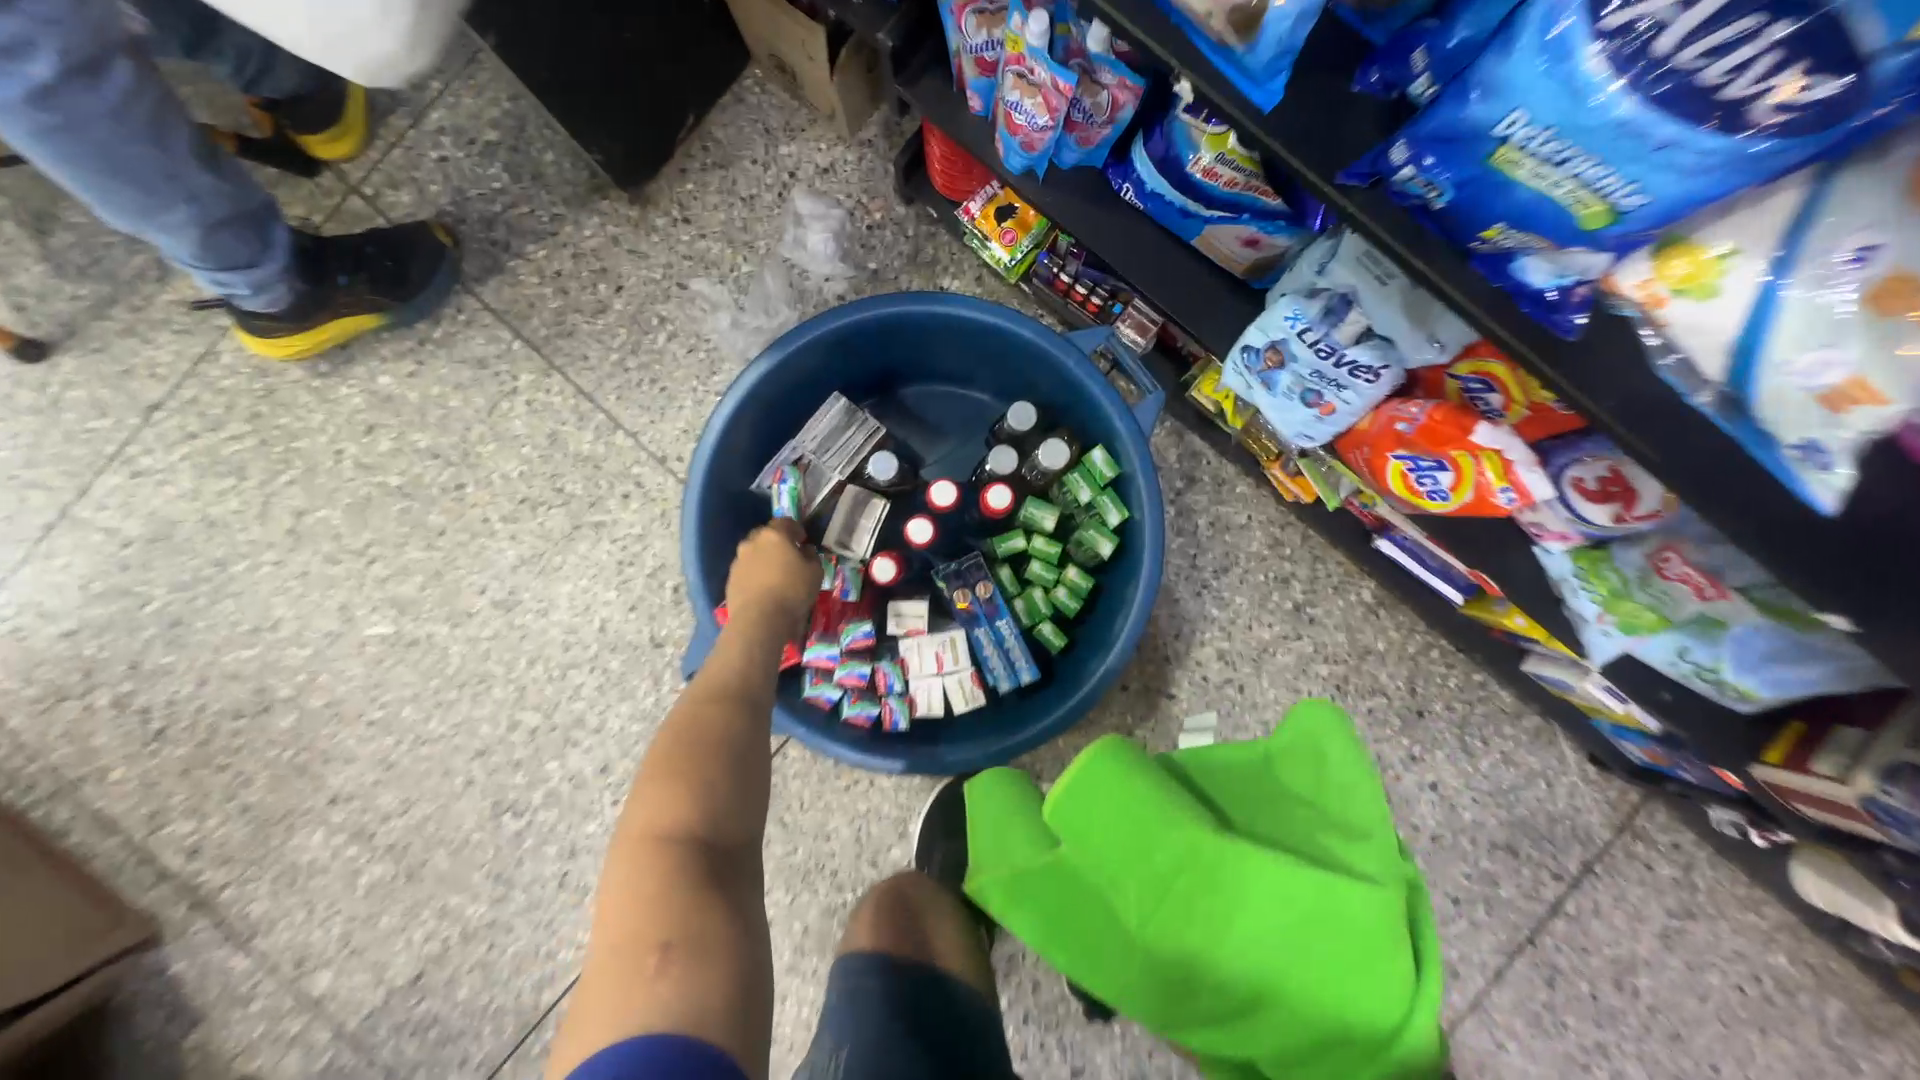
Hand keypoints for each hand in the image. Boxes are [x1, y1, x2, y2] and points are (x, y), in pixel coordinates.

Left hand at [724, 519, 817, 639]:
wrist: (760, 618)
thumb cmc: (793, 590)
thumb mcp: (815, 572)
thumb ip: (812, 556)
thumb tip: (806, 550)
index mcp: (774, 535)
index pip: (785, 522)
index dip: (796, 529)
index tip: (803, 540)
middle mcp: (752, 542)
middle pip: (765, 534)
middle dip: (776, 541)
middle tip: (787, 555)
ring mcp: (738, 560)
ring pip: (753, 552)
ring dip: (763, 557)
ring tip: (774, 574)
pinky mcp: (730, 578)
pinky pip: (746, 570)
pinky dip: (754, 573)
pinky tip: (762, 588)